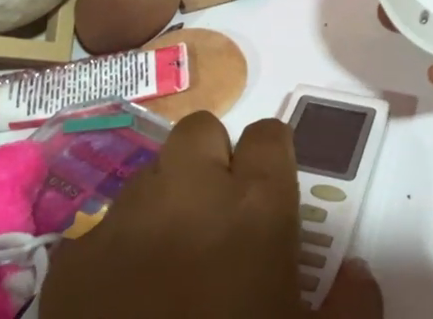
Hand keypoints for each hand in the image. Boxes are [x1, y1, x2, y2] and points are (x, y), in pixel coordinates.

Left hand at [38, 112, 380, 318]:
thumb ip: (353, 303)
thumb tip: (359, 272)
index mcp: (256, 204)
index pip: (269, 134)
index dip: (272, 157)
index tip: (271, 189)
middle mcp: (190, 190)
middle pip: (201, 130)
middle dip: (213, 157)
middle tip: (220, 210)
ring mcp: (125, 217)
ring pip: (150, 174)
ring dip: (166, 198)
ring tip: (171, 252)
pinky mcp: (74, 255)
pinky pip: (102, 225)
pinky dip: (119, 245)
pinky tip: (126, 289)